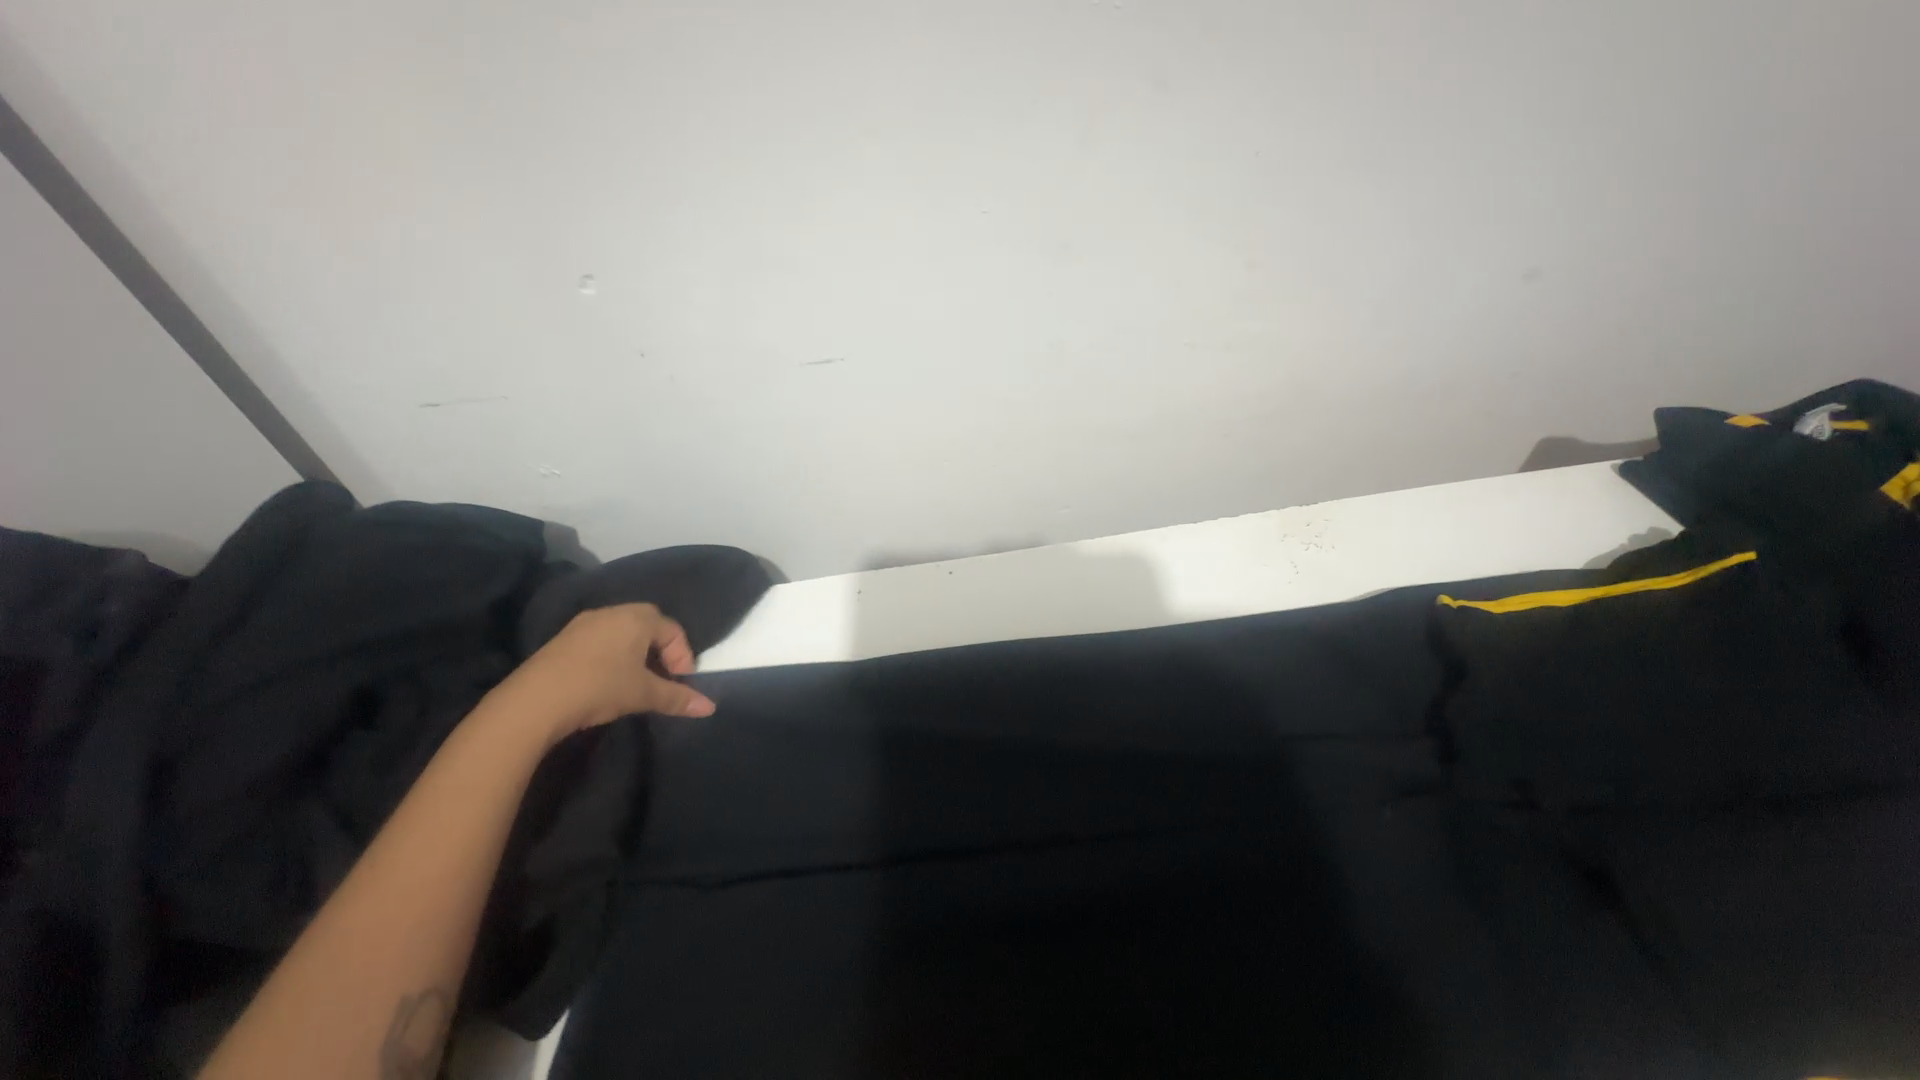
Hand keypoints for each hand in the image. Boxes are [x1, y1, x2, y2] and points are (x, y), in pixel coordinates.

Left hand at [506, 602, 716, 740]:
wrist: (534, 701)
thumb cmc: (599, 687)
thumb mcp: (644, 694)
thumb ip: (678, 698)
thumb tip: (710, 707)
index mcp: (636, 618)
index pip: (672, 630)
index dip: (683, 657)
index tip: (680, 684)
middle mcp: (611, 612)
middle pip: (647, 626)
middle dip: (660, 652)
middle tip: (661, 680)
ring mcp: (583, 624)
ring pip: (621, 633)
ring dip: (635, 654)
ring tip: (635, 683)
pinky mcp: (562, 639)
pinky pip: (599, 641)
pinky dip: (611, 657)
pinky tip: (606, 682)